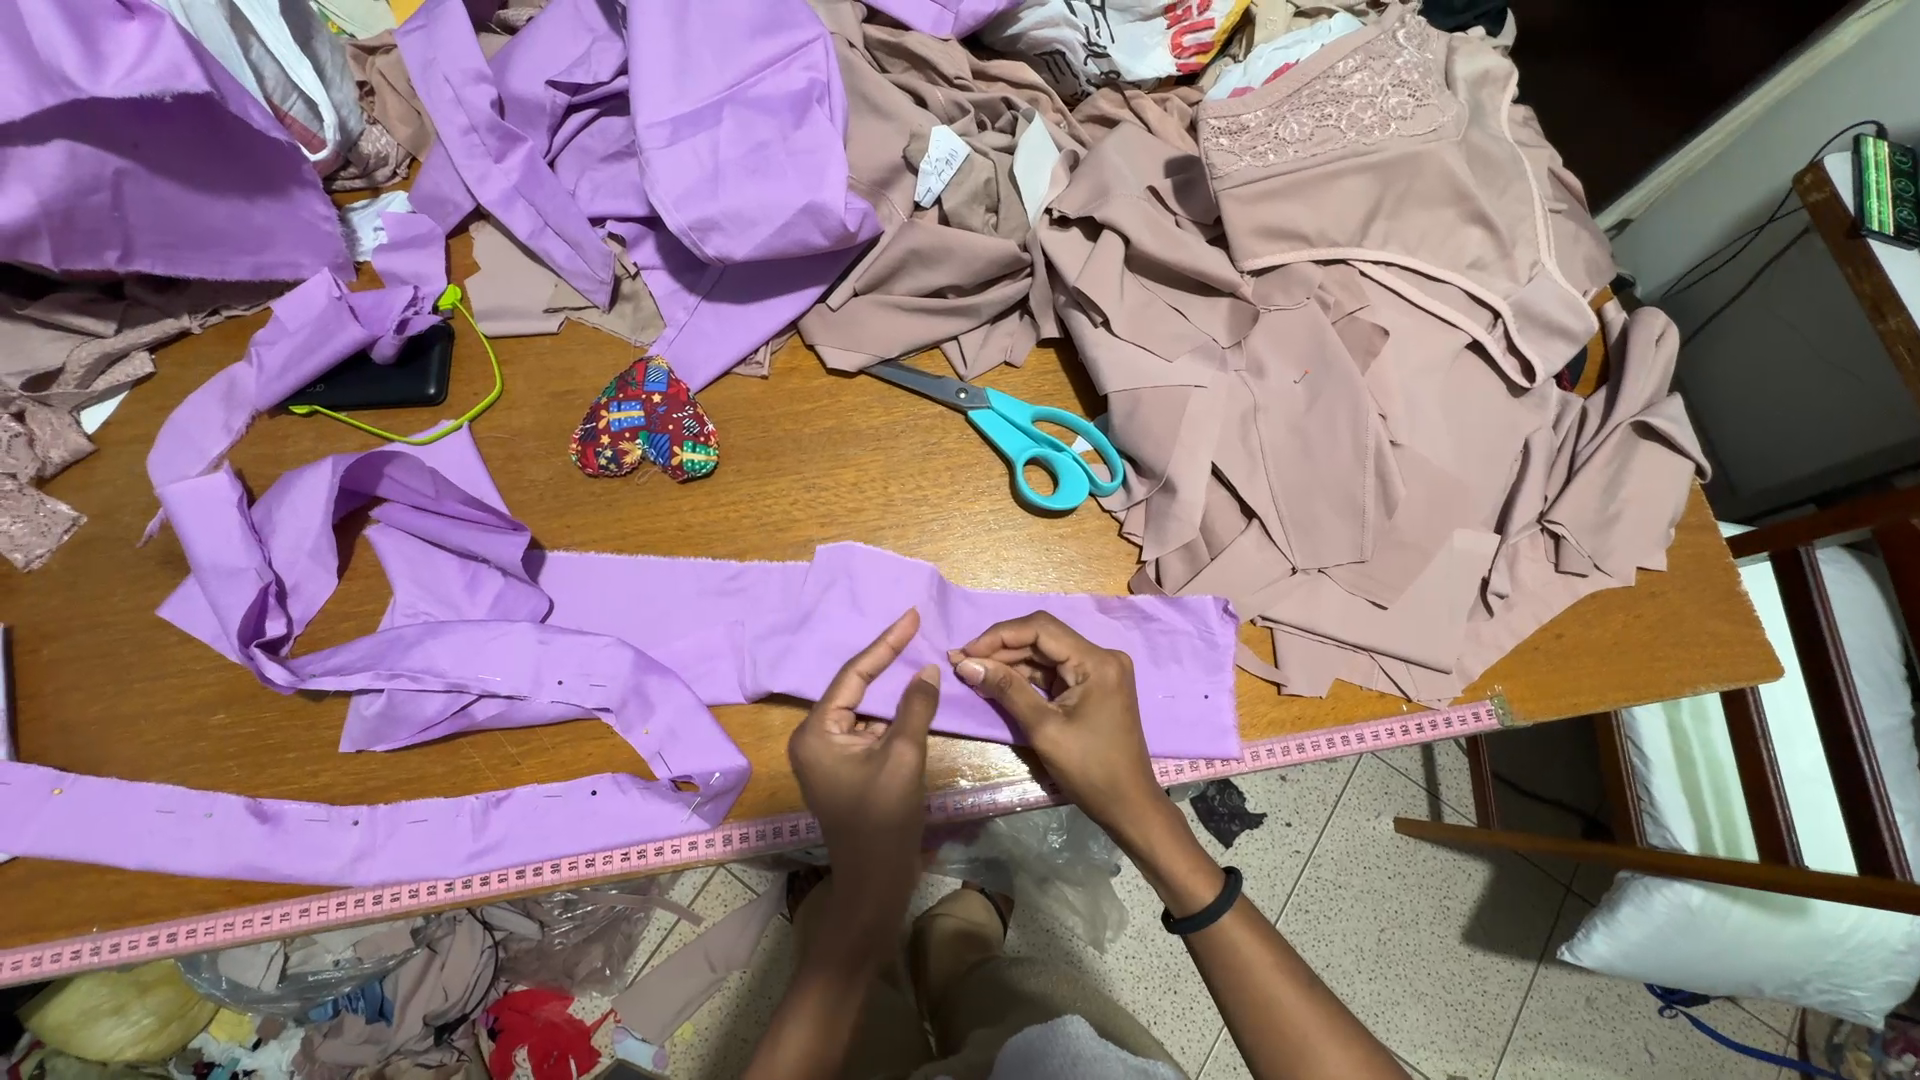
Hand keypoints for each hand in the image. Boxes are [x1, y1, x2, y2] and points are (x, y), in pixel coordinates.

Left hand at [789, 608, 939, 956]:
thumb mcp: (903, 756)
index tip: (911, 615)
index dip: (885, 643)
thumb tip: (927, 669)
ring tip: (917, 659)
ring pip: (864, 710)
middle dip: (886, 662)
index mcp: (816, 732)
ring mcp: (827, 756)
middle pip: (855, 689)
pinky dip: (891, 718)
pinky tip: (914, 703)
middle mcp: (813, 738)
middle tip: (914, 629)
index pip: (853, 675)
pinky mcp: (844, 770)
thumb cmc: (883, 820)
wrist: (875, 883)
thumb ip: (915, 707)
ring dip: (891, 692)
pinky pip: (868, 731)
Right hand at [948, 612, 1166, 846]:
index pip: (1040, 628)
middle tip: (961, 662)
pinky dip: (1025, 676)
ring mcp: (1098, 670)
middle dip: (1000, 648)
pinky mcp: (1091, 685)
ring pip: (1044, 654)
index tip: (965, 653)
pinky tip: (996, 682)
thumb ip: (1006, 690)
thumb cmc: (1089, 769)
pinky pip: (1053, 671)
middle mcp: (1101, 656)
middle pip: (1042, 638)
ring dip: (1009, 662)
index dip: (999, 636)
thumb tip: (966, 664)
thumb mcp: (1043, 729)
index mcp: (1096, 661)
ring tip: (972, 672)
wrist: (1127, 805)